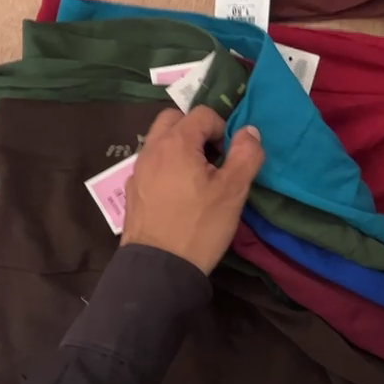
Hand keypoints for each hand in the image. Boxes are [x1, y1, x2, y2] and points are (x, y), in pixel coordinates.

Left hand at [122, 107, 264, 273]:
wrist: (158, 269)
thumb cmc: (199, 225)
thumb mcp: (233, 190)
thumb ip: (246, 155)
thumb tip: (249, 131)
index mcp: (176, 143)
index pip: (203, 114)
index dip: (222, 129)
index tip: (231, 156)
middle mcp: (152, 149)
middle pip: (174, 119)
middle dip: (196, 130)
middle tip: (214, 158)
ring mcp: (138, 170)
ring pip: (160, 142)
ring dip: (181, 148)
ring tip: (199, 178)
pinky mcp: (133, 191)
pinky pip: (152, 164)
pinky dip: (168, 167)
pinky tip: (180, 195)